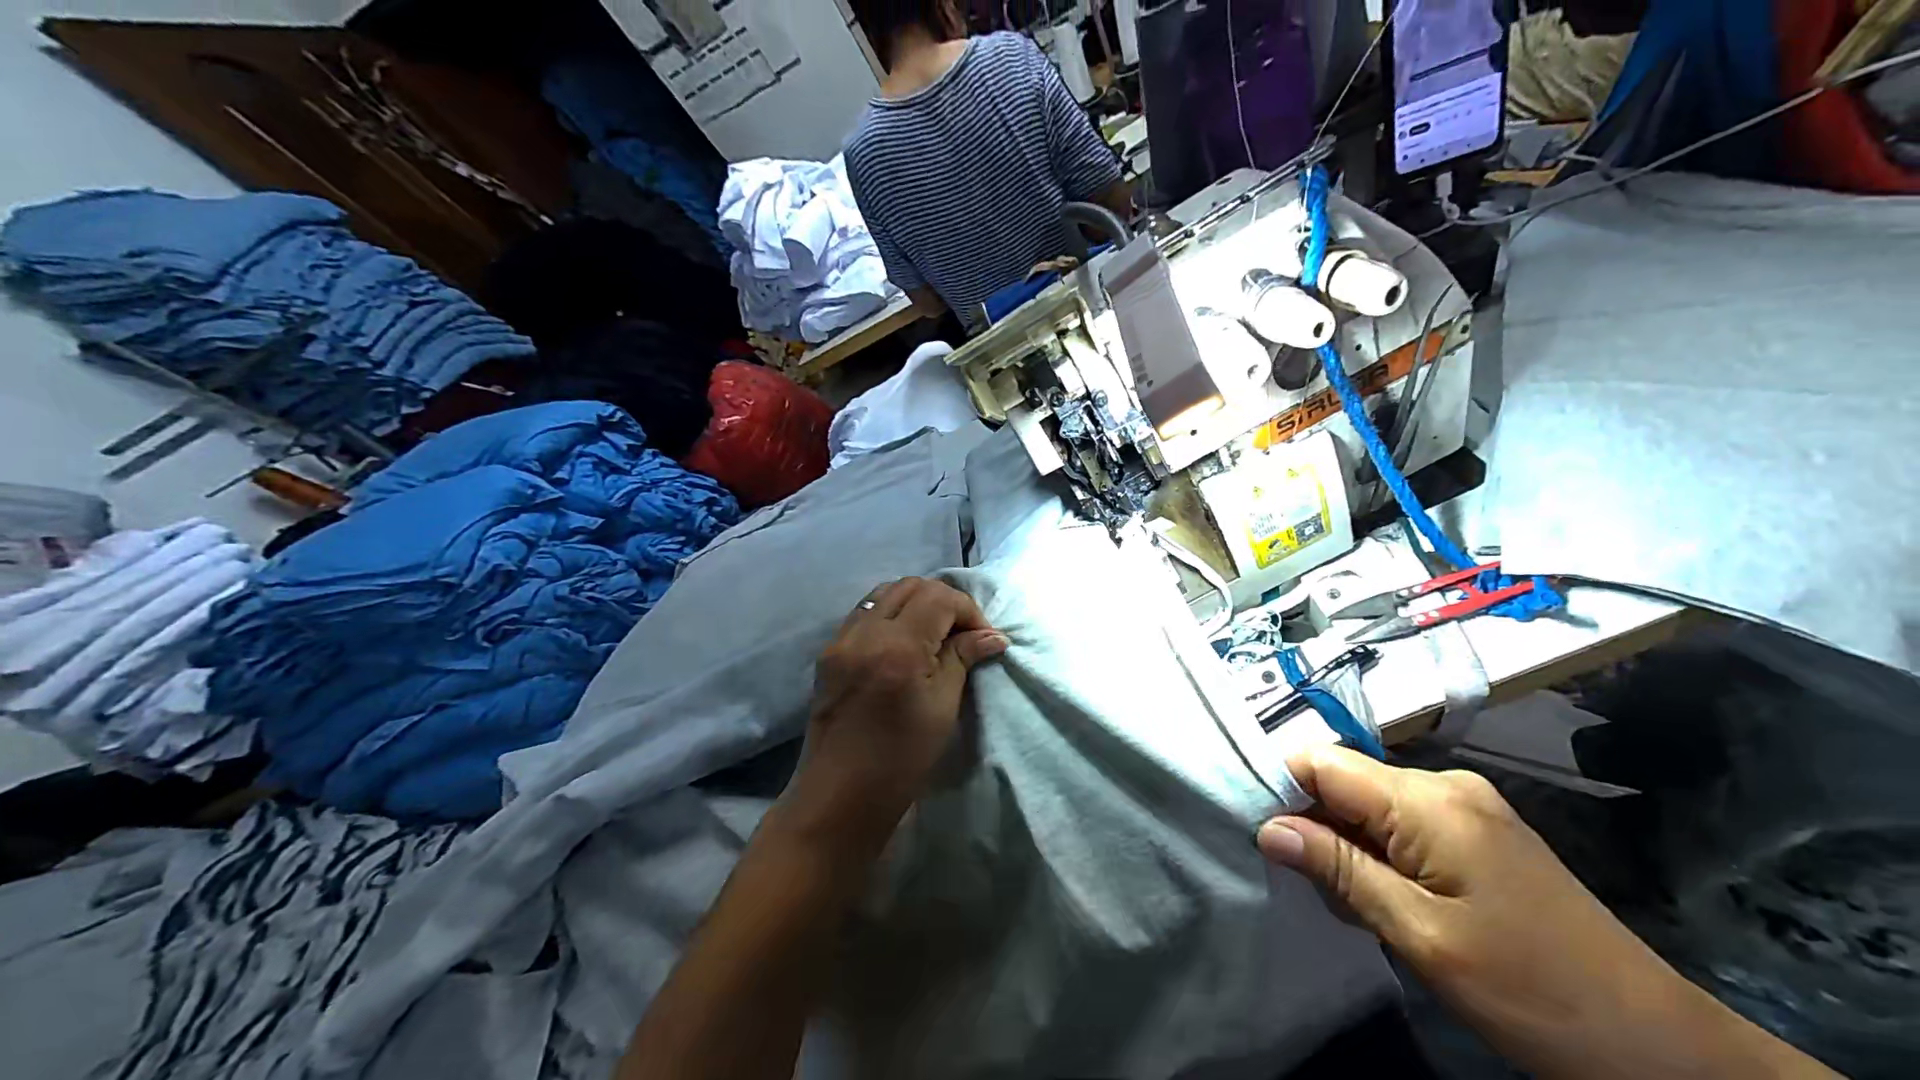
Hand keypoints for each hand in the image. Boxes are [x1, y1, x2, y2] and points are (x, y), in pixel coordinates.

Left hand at [783, 578, 1006, 852]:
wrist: (839, 796)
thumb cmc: (900, 760)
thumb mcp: (942, 708)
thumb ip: (962, 659)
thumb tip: (992, 636)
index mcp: (897, 646)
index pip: (939, 597)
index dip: (968, 611)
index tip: (984, 639)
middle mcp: (864, 632)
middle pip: (910, 586)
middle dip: (943, 601)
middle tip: (961, 634)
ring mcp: (841, 640)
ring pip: (884, 593)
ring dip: (915, 603)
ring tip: (934, 636)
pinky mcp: (829, 653)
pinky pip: (863, 614)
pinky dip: (889, 615)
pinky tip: (903, 644)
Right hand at [1257, 746, 1839, 1079]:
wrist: (1658, 1044)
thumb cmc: (1530, 988)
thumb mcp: (1418, 934)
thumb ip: (1338, 870)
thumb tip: (1267, 827)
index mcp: (1429, 799)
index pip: (1323, 761)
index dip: (1282, 789)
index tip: (1261, 834)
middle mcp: (1446, 785)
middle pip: (1346, 782)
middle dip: (1319, 829)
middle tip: (1324, 893)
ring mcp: (1468, 806)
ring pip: (1371, 806)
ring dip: (1351, 849)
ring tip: (1365, 910)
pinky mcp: (1480, 831)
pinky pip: (1404, 823)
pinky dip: (1382, 856)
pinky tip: (1394, 902)